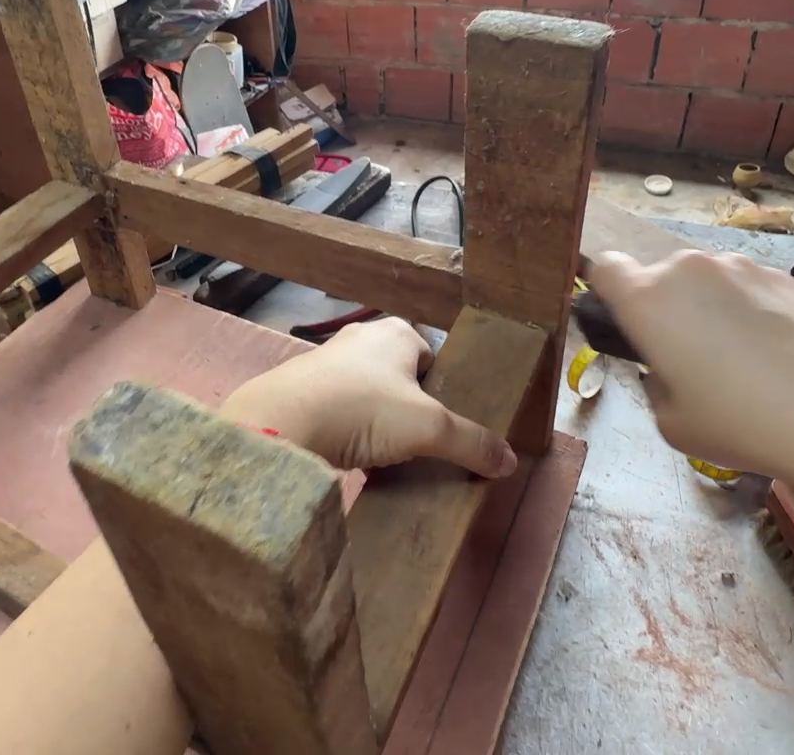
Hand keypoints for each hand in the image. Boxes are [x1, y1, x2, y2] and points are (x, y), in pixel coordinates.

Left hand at [221, 317, 517, 477]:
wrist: (284, 423)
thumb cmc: (364, 409)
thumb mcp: (429, 427)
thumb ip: (472, 442)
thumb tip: (509, 462)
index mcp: (395, 332)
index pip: (432, 359)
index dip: (441, 393)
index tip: (441, 426)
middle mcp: (360, 338)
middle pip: (401, 379)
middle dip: (409, 411)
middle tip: (417, 446)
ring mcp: (327, 361)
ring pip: (368, 396)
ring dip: (377, 424)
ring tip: (385, 457)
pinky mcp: (302, 388)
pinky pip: (339, 411)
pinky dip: (349, 432)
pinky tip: (353, 458)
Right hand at [585, 249, 793, 487]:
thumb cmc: (742, 425)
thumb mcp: (670, 423)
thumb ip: (653, 382)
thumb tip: (669, 366)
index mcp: (646, 299)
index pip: (603, 267)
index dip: (605, 291)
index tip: (622, 323)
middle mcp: (687, 269)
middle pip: (658, 277)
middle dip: (663, 308)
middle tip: (686, 358)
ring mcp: (741, 267)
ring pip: (704, 281)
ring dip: (707, 308)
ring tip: (742, 359)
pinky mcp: (786, 276)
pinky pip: (746, 287)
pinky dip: (748, 311)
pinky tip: (777, 354)